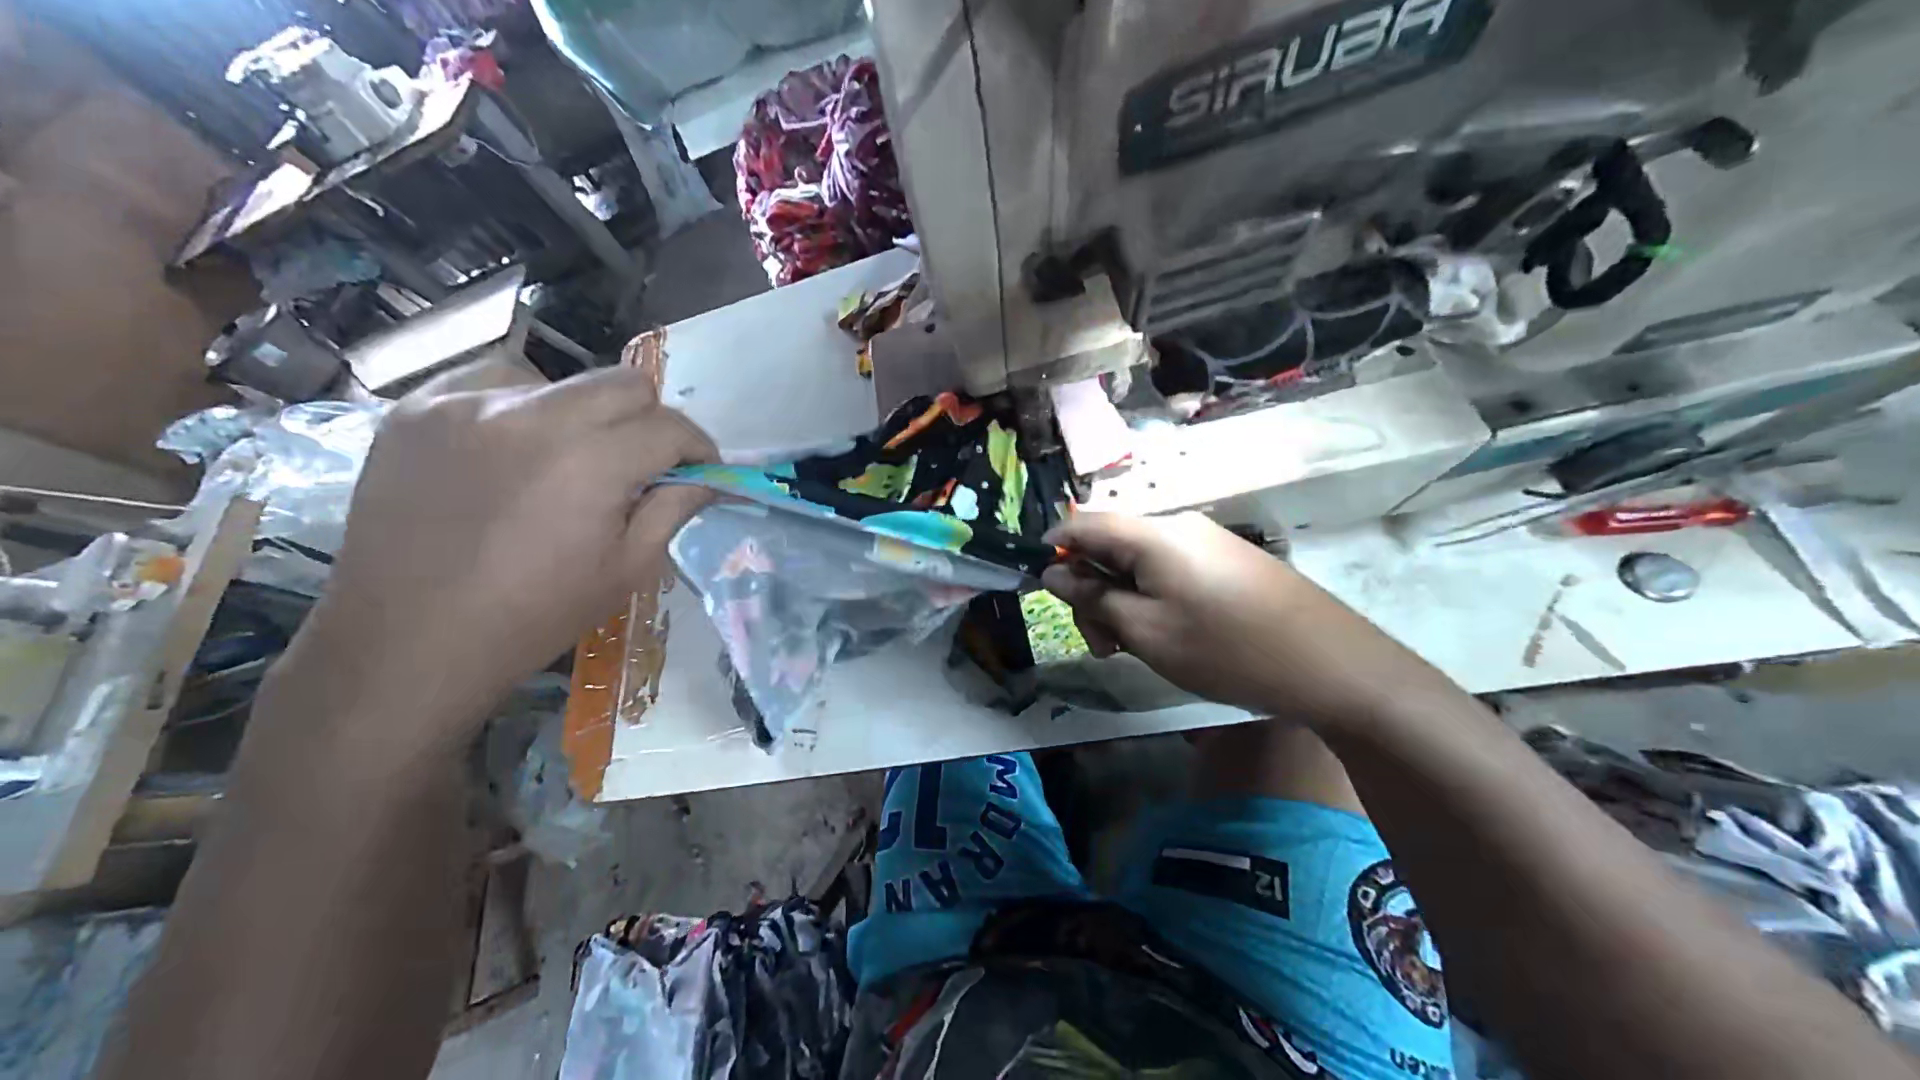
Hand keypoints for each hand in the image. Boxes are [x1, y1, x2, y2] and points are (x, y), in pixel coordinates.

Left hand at [282, 367, 714, 747]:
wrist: (407, 642)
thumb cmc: (533, 616)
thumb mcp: (627, 571)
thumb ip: (674, 509)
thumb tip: (709, 478)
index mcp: (591, 462)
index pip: (671, 426)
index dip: (698, 448)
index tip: (699, 470)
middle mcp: (531, 415)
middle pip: (625, 383)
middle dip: (649, 420)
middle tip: (639, 464)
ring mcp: (465, 404)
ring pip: (561, 381)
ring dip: (583, 416)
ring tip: (564, 463)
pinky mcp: (417, 409)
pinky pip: (495, 387)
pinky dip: (520, 413)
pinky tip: (508, 458)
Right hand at [1040, 513, 1430, 723]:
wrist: (1331, 665)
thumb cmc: (1225, 649)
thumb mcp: (1145, 630)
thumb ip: (1092, 598)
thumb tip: (1054, 571)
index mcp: (1152, 534)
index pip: (1082, 523)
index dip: (1055, 551)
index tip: (1047, 592)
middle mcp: (1179, 526)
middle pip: (1111, 546)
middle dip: (1093, 591)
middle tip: (1103, 646)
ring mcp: (1209, 542)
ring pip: (1141, 562)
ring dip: (1123, 600)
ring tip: (1135, 649)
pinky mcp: (1230, 563)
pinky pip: (1172, 570)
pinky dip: (1153, 599)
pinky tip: (1169, 636)